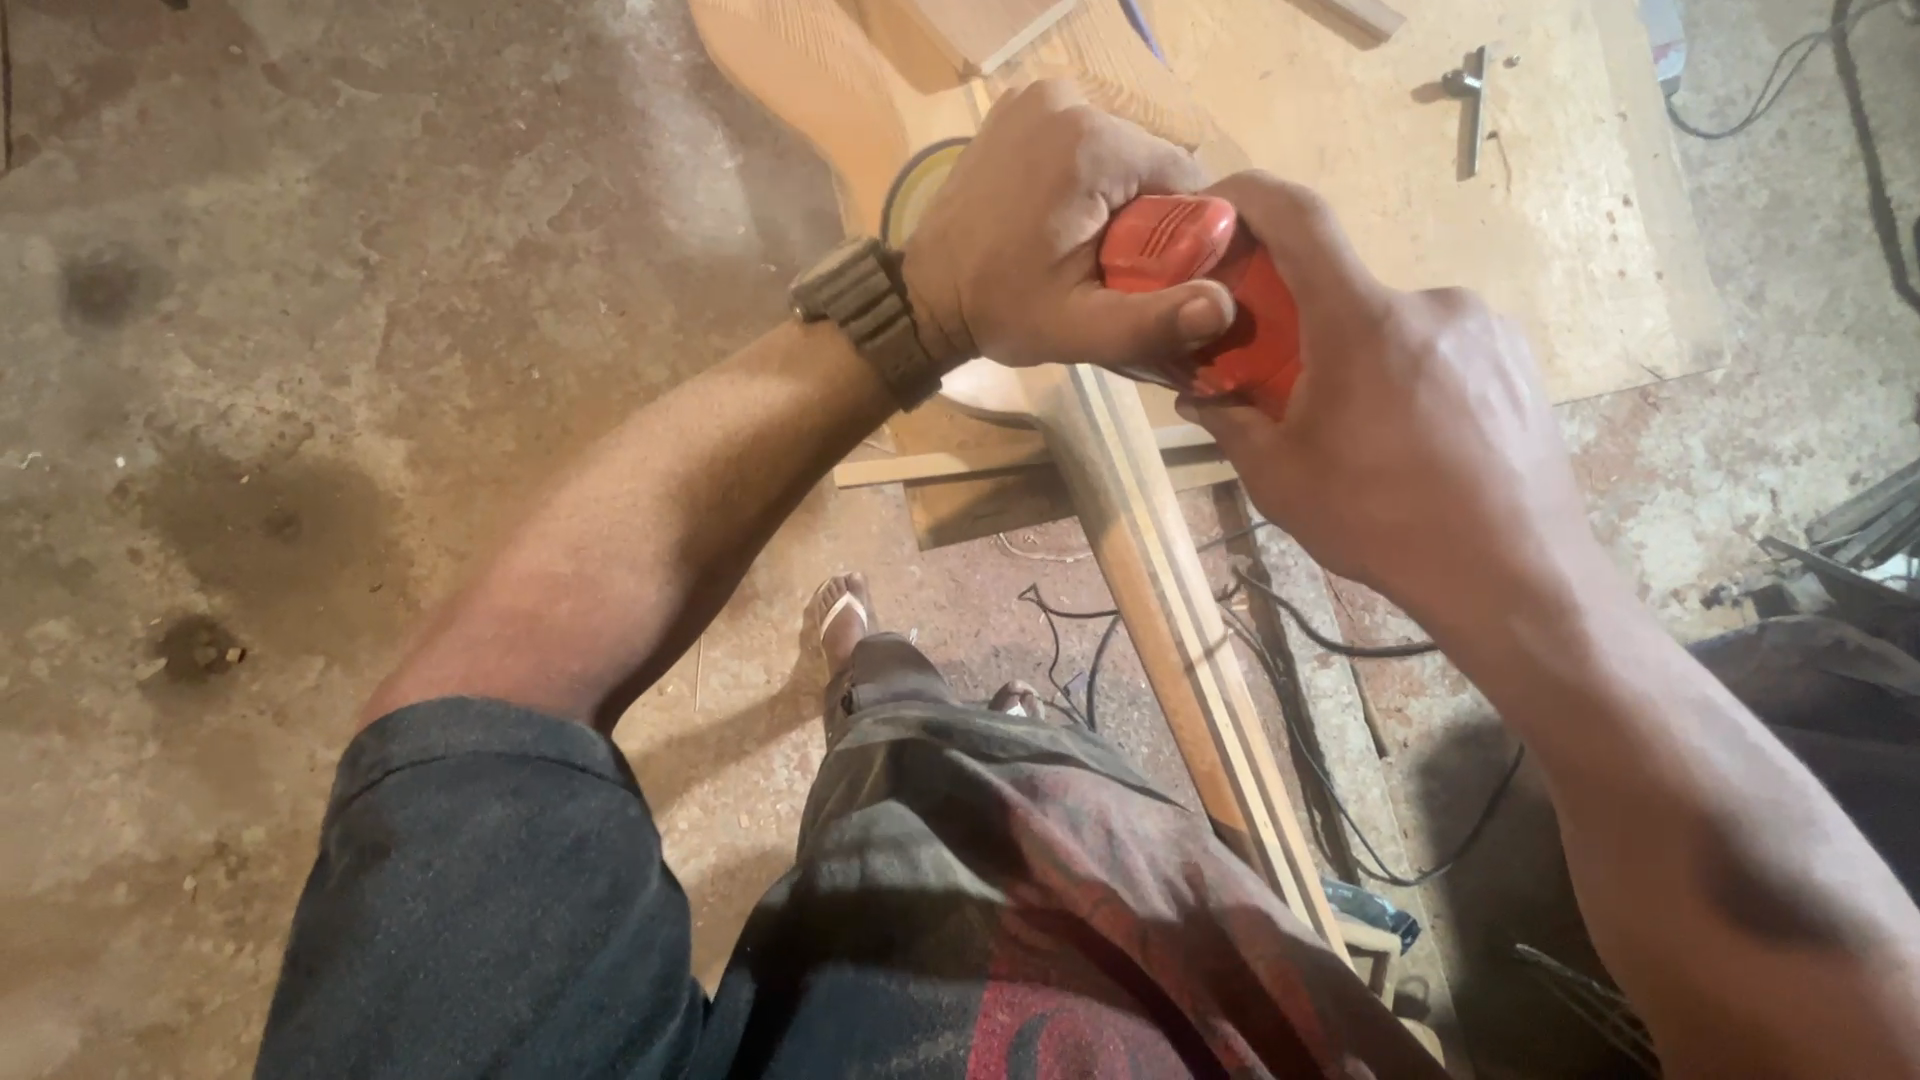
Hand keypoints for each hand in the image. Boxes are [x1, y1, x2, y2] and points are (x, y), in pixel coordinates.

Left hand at [900, 80, 1234, 370]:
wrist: (926, 293)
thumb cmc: (1001, 311)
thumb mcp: (1080, 329)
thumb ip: (1154, 320)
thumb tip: (1224, 306)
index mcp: (1093, 142)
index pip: (1182, 176)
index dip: (1178, 231)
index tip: (1144, 271)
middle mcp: (1069, 97)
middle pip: (1151, 156)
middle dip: (1146, 211)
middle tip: (1106, 262)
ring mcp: (1038, 94)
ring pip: (1121, 142)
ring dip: (1118, 191)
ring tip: (1081, 240)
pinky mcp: (1019, 105)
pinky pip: (1084, 133)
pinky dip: (1087, 170)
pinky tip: (1061, 213)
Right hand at [1179, 172, 1601, 620]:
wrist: (1510, 571)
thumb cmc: (1377, 519)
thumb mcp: (1279, 478)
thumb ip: (1230, 424)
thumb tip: (1196, 396)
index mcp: (1362, 322)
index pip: (1300, 219)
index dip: (1251, 196)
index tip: (1216, 205)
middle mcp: (1429, 302)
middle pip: (1345, 288)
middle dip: (1304, 326)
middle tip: (1287, 387)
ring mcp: (1483, 328)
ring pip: (1394, 324)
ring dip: (1361, 357)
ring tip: (1358, 429)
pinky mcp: (1518, 358)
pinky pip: (1442, 346)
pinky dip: (1408, 373)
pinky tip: (1411, 436)